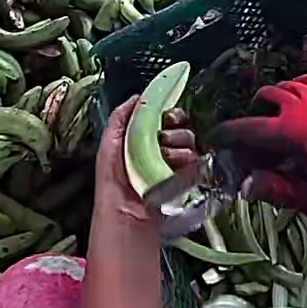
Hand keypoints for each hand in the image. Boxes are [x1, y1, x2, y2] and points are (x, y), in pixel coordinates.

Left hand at [94, 95, 196, 231]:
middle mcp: (164, 149)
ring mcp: (176, 165)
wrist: (125, 211)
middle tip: (163, 139)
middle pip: (182, 128)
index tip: (167, 117)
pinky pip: (196, 161)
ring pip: (190, 142)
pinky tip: (174, 168)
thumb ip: (120, 116)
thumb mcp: (110, 142)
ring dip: (178, 147)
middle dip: (175, 130)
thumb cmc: (113, 179)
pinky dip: (186, 162)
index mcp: (147, 137)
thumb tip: (137, 96)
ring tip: (165, 159)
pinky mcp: (186, 180)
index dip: (170, 114)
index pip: (167, 117)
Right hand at [212, 73, 306, 247]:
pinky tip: (297, 99)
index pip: (248, 128)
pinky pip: (306, 80)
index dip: (228, 132)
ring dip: (274, 98)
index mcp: (290, 131)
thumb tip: (245, 186)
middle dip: (253, 111)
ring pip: (284, 85)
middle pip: (264, 98)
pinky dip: (296, 87)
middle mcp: (299, 106)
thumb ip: (274, 189)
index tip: (215, 136)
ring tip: (274, 113)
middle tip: (253, 128)